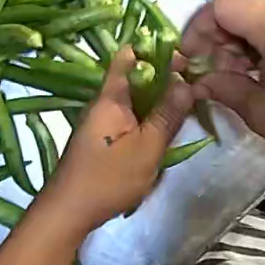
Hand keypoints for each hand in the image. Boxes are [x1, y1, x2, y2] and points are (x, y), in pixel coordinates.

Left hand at [35, 46, 195, 230]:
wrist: (69, 212)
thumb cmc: (108, 178)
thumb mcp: (147, 146)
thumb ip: (168, 114)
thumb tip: (186, 82)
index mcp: (111, 97)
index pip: (130, 56)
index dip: (157, 52)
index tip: (185, 62)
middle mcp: (105, 103)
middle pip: (136, 78)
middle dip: (165, 79)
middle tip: (195, 87)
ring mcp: (103, 122)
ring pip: (136, 100)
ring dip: (160, 101)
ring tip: (188, 107)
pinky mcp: (105, 139)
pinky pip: (132, 118)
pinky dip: (150, 119)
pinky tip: (167, 130)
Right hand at [181, 0, 264, 164]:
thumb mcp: (262, 111)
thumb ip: (224, 88)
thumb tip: (198, 81)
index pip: (220, 7)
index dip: (197, 32)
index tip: (190, 61)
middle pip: (238, 8)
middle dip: (217, 38)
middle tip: (212, 75)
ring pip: (257, 15)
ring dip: (237, 42)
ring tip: (236, 79)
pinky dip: (259, 42)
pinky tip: (260, 74)